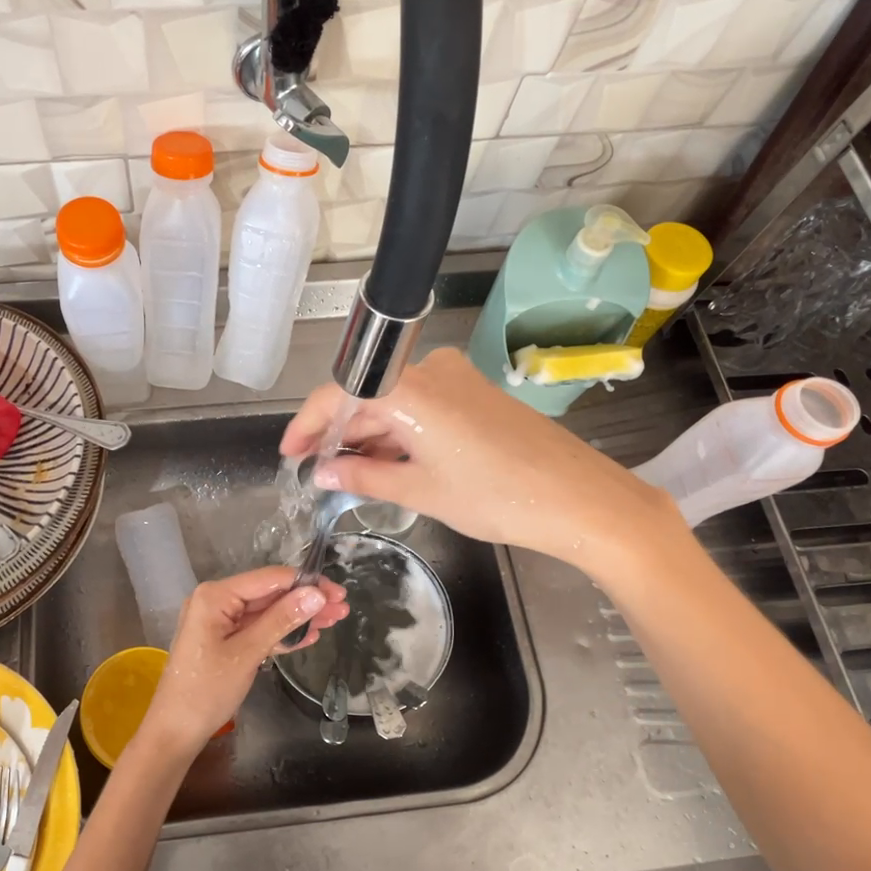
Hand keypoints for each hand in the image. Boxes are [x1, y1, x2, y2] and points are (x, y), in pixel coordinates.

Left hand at [137, 566, 347, 758]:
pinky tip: (308, 637)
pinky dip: (281, 633)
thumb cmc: (206, 690)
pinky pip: (257, 629)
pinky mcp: (223, 640)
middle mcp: (215, 601)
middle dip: (305, 601)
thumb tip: (316, 594)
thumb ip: (282, 620)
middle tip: (341, 609)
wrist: (175, 731)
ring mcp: (219, 621)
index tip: (337, 593)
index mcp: (214, 596)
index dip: (305, 583)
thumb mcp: (248, 653)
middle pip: (269, 594)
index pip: (269, 579)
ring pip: (266, 612)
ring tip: (333, 621)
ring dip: (298, 617)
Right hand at [279, 348, 687, 583]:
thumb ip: (364, 478)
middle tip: (317, 471)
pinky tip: (390, 463)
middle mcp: (430, 371)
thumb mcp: (421, 491)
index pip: (339, 394)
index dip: (308, 425)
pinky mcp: (476, 393)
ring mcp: (457, 379)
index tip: (291, 454)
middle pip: (367, 395)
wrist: (579, 499)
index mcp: (409, 388)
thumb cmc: (497, 497)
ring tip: (349, 475)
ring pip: (395, 401)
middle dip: (339, 433)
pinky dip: (401, 432)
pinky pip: (423, 406)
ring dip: (370, 436)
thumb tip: (323, 474)